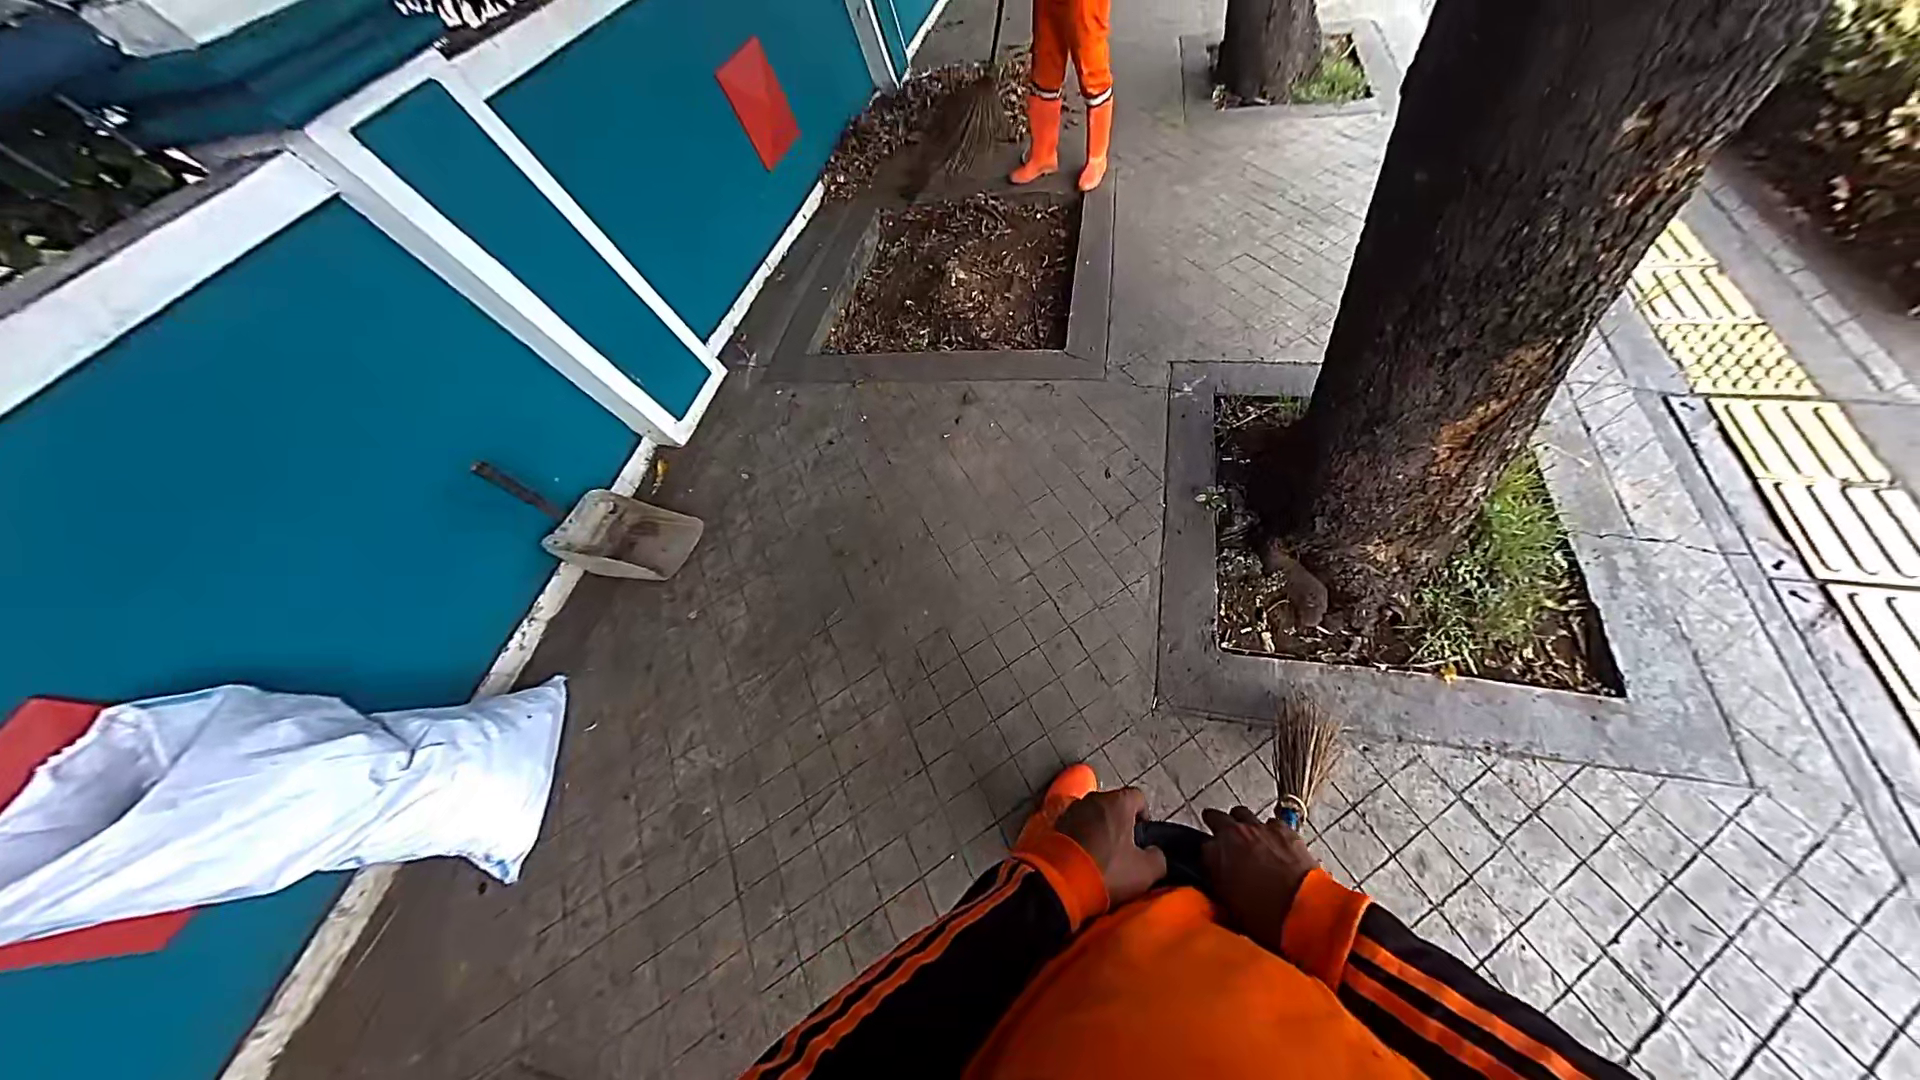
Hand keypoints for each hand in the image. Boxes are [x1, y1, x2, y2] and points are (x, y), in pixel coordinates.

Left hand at [1053, 787, 1168, 906]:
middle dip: (1120, 823)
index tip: (1142, 838)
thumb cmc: (1109, 869)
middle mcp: (1093, 797)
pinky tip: (1083, 856)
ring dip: (1099, 829)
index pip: (1138, 797)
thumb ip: (1157, 857)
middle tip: (1124, 849)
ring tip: (1101, 855)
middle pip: (1113, 805)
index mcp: (1118, 802)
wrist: (1062, 880)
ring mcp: (1072, 808)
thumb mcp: (1146, 871)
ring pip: (1093, 814)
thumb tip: (1153, 852)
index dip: (1144, 816)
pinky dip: (1081, 836)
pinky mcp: (1056, 822)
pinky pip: (1075, 825)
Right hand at [1201, 806, 1318, 953]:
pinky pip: (1271, 822)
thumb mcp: (1232, 911)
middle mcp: (1232, 834)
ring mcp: (1258, 829)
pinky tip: (1275, 843)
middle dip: (1217, 826)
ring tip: (1248, 838)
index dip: (1210, 858)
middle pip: (1215, 818)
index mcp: (1214, 854)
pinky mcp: (1283, 830)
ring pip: (1241, 813)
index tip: (1215, 866)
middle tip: (1224, 841)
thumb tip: (1219, 891)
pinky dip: (1270, 831)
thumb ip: (1220, 891)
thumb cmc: (1269, 918)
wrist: (1307, 913)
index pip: (1203, 848)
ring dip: (1242, 823)